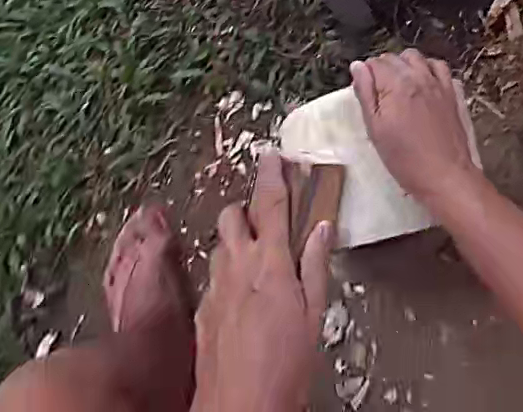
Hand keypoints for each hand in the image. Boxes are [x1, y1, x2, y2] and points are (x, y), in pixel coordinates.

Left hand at [192, 151, 333, 411]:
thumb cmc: (285, 367)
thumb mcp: (313, 315)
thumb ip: (315, 265)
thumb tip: (321, 227)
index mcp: (270, 261)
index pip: (270, 202)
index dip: (272, 174)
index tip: (273, 155)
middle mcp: (237, 266)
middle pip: (233, 214)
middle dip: (248, 206)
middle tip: (268, 215)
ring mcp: (215, 288)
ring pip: (220, 243)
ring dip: (237, 238)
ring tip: (258, 254)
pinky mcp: (202, 312)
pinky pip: (213, 275)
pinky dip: (227, 270)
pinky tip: (242, 291)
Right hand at [350, 50, 481, 205]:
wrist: (445, 175)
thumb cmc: (405, 158)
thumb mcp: (375, 129)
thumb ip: (365, 93)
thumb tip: (357, 66)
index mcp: (396, 84)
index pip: (375, 63)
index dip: (366, 75)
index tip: (365, 92)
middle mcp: (417, 76)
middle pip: (394, 58)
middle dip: (382, 69)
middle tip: (379, 94)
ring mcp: (437, 82)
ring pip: (415, 57)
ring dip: (403, 65)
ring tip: (398, 86)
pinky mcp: (450, 91)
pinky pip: (438, 66)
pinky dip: (427, 67)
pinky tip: (422, 81)